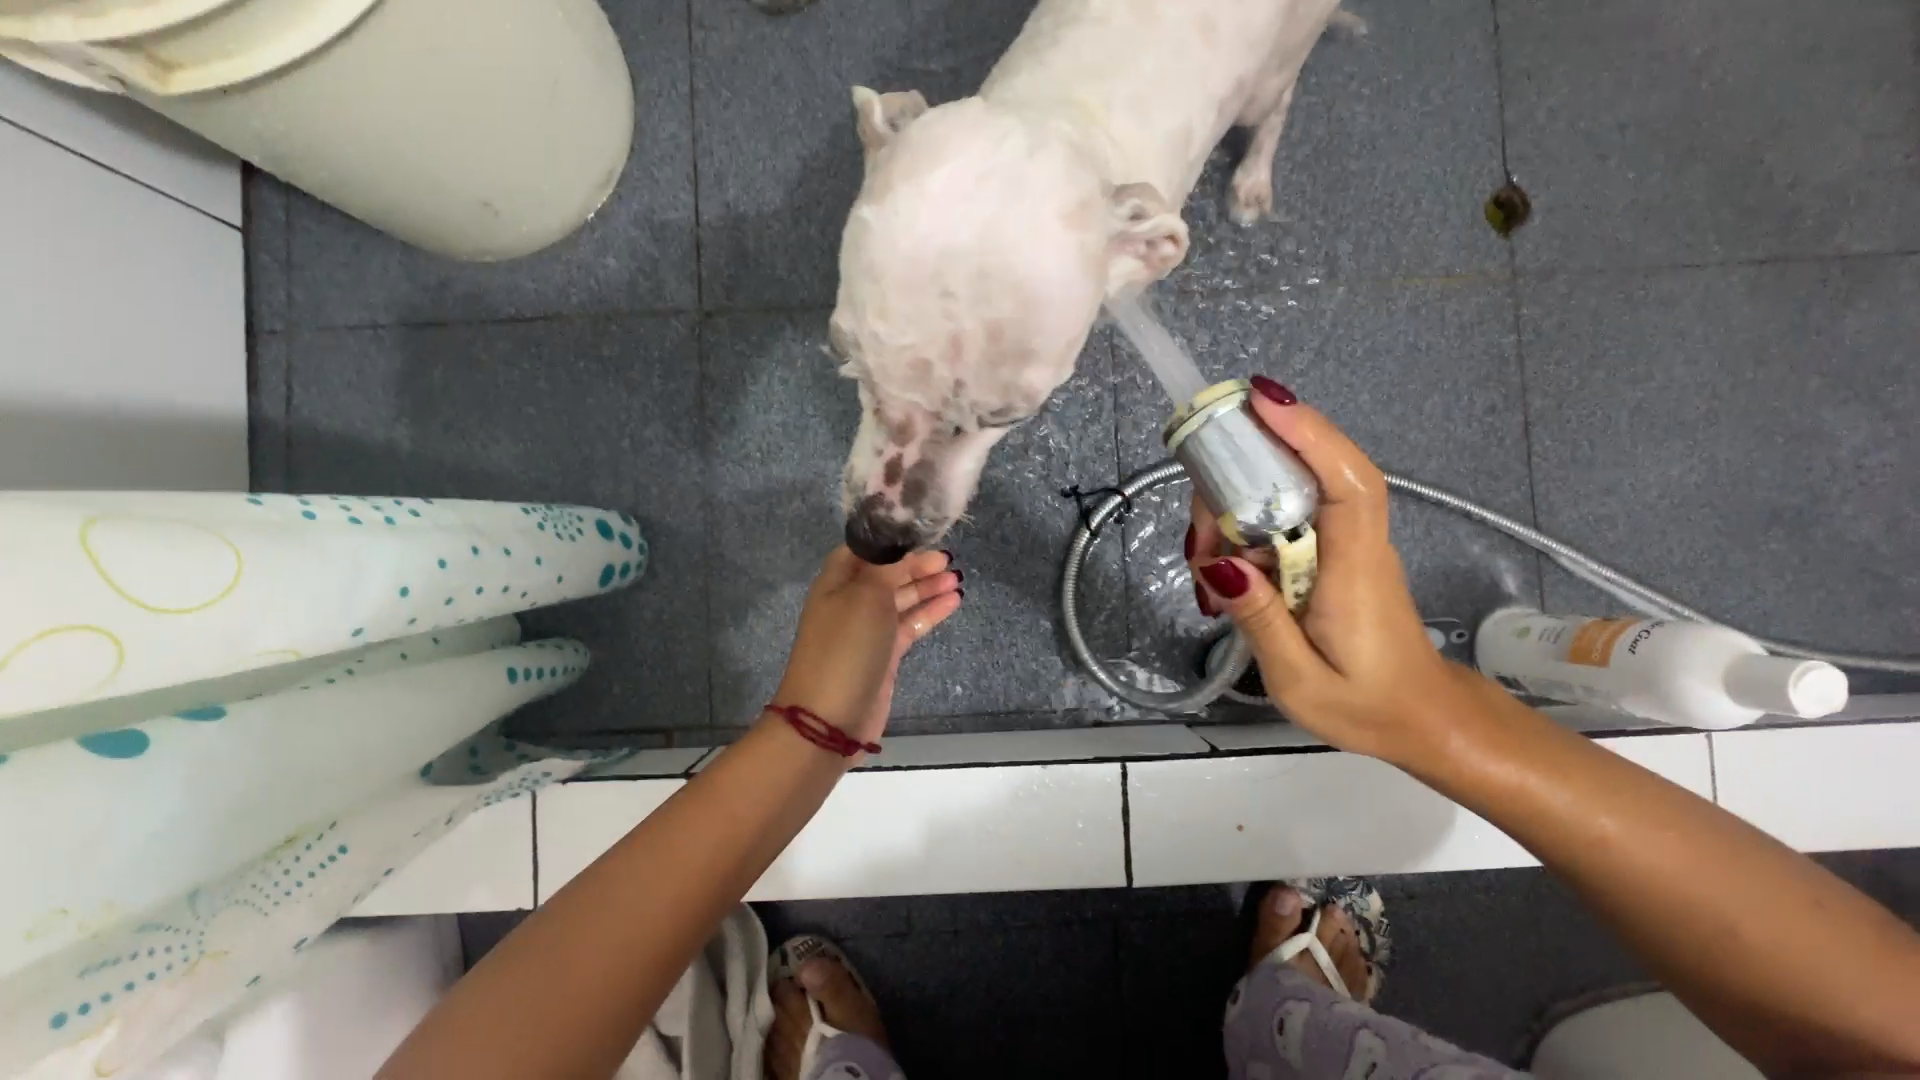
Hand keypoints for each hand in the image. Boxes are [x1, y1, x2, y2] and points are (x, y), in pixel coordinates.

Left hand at [770, 547, 962, 750]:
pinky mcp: (884, 656)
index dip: (892, 542)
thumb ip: (885, 568)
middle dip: (915, 565)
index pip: (864, 550)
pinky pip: (909, 625)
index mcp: (836, 582)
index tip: (924, 535)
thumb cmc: (845, 648)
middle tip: (948, 559)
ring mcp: (867, 631)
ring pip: (901, 600)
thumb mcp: (865, 596)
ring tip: (956, 578)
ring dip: (927, 588)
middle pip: (886, 574)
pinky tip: (953, 602)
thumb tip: (899, 546)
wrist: (830, 718)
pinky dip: (930, 612)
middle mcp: (850, 602)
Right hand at [1188, 379, 1474, 761]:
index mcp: (1356, 569)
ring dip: (1234, 512)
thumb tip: (1218, 561)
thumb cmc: (1370, 708)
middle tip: (1196, 535)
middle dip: (1238, 480)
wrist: (1425, 721)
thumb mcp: (1300, 680)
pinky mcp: (1334, 555)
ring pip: (1287, 496)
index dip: (1307, 432)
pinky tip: (1224, 568)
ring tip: (1204, 563)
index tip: (1260, 401)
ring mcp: (1347, 545)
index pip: (1345, 480)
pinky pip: (1287, 520)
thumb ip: (1259, 619)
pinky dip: (1246, 531)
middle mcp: (1357, 543)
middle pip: (1305, 474)